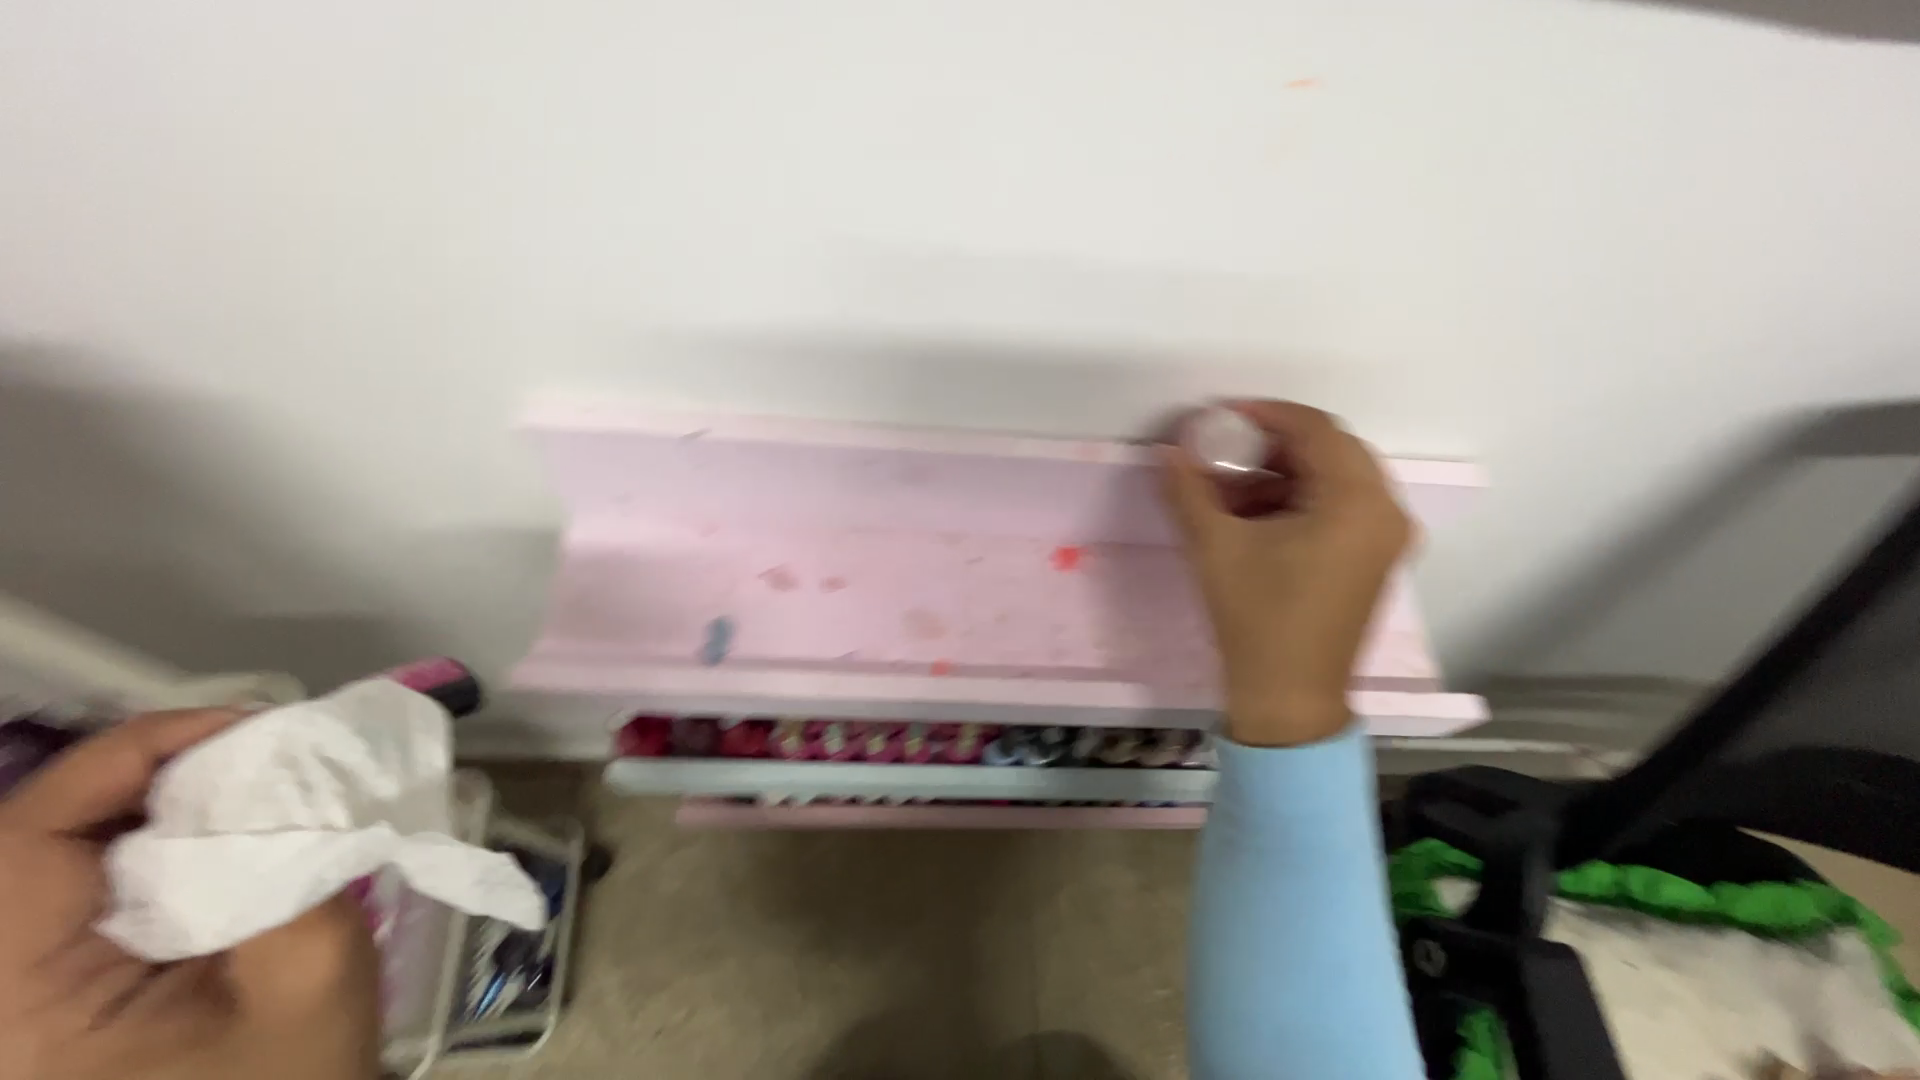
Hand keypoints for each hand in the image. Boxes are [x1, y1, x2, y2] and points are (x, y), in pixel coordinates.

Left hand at [0, 709, 381, 1079]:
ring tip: (248, 769)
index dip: (124, 757)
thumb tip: (283, 773)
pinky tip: (224, 820)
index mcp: (20, 1006)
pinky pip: (83, 876)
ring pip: (56, 848)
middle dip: (148, 766)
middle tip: (257, 741)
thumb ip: (291, 868)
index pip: (21, 843)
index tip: (240, 723)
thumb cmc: (297, 1069)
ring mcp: (18, 987)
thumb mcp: (309, 968)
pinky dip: (156, 827)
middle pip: (32, 835)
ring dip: (153, 793)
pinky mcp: (56, 976)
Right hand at [1160, 400, 1415, 746]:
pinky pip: (1343, 508)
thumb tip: (1167, 451)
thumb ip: (1188, 489)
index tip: (1220, 419)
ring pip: (1337, 479)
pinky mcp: (1375, 561)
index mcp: (1356, 502)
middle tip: (1226, 453)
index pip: (1316, 429)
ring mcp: (1386, 539)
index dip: (1265, 414)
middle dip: (1274, 445)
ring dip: (1285, 473)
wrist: (1289, 698)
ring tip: (1233, 493)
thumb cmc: (1256, 619)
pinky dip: (1302, 500)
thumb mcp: (1213, 547)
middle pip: (1332, 450)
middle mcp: (1386, 512)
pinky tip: (1258, 519)